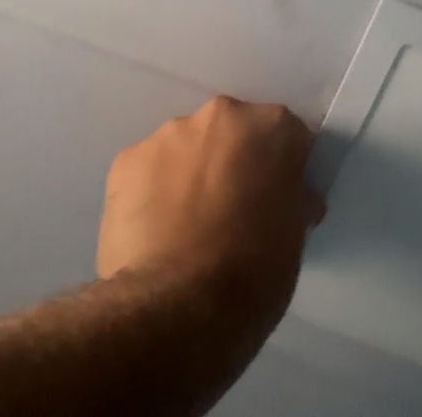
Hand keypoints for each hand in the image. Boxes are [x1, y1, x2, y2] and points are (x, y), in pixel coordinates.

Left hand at [98, 96, 324, 320]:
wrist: (176, 305)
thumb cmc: (253, 271)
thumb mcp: (294, 235)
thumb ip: (290, 199)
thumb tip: (286, 198)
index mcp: (269, 127)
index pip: (287, 137)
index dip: (284, 168)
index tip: (277, 198)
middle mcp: (218, 116)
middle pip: (232, 133)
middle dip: (233, 162)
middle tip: (233, 210)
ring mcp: (167, 135)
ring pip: (187, 148)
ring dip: (191, 174)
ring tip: (186, 227)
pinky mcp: (126, 161)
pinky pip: (149, 170)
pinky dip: (154, 192)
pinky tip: (156, 232)